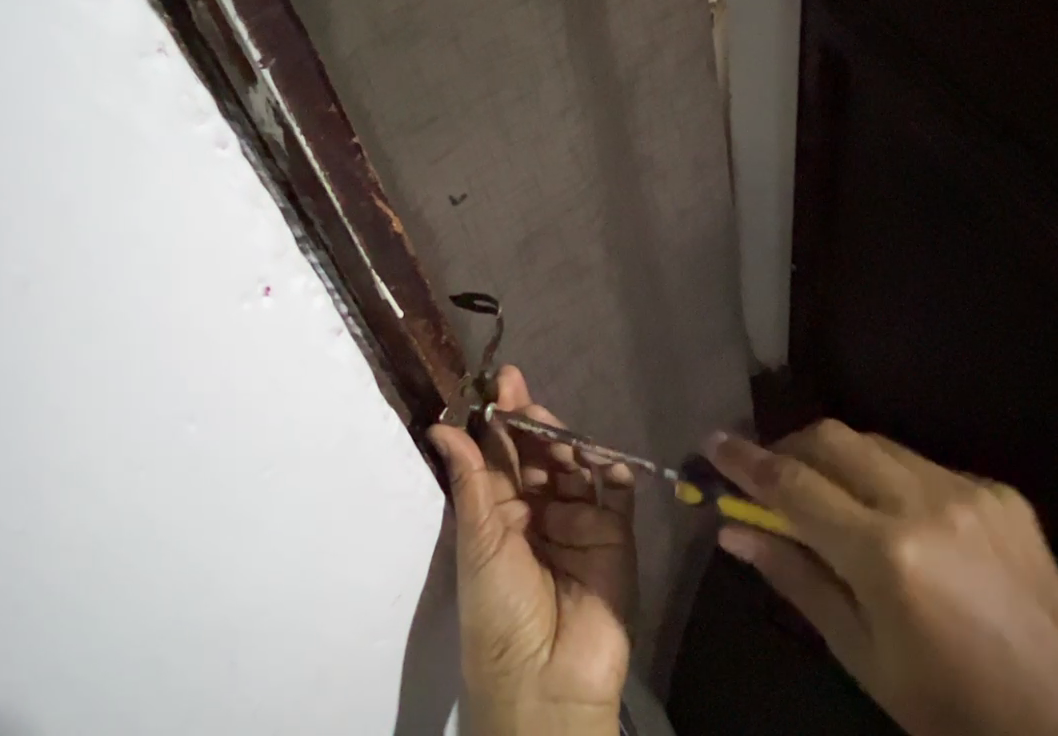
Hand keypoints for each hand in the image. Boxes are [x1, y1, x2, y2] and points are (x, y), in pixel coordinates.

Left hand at [428, 367, 636, 735]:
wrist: (546, 677)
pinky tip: (604, 461)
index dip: (500, 419)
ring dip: (568, 444)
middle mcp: (540, 511)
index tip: (501, 380)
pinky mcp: (615, 537)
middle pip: (540, 455)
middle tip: (524, 398)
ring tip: (557, 434)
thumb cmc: (499, 608)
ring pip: (577, 467)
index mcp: (499, 513)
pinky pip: (617, 497)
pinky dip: (613, 475)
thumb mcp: (479, 540)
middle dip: (533, 423)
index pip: (501, 455)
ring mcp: (580, 521)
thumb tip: (440, 427)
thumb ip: (471, 479)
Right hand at [707, 421, 1057, 735]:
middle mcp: (926, 504)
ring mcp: (969, 491)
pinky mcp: (998, 491)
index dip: (745, 463)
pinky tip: (889, 520)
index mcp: (887, 555)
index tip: (711, 443)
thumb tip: (732, 530)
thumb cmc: (951, 708)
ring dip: (834, 459)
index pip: (794, 486)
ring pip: (874, 443)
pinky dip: (883, 478)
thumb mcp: (860, 653)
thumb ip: (794, 577)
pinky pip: (917, 464)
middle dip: (788, 448)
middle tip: (765, 478)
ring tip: (823, 499)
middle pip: (832, 440)